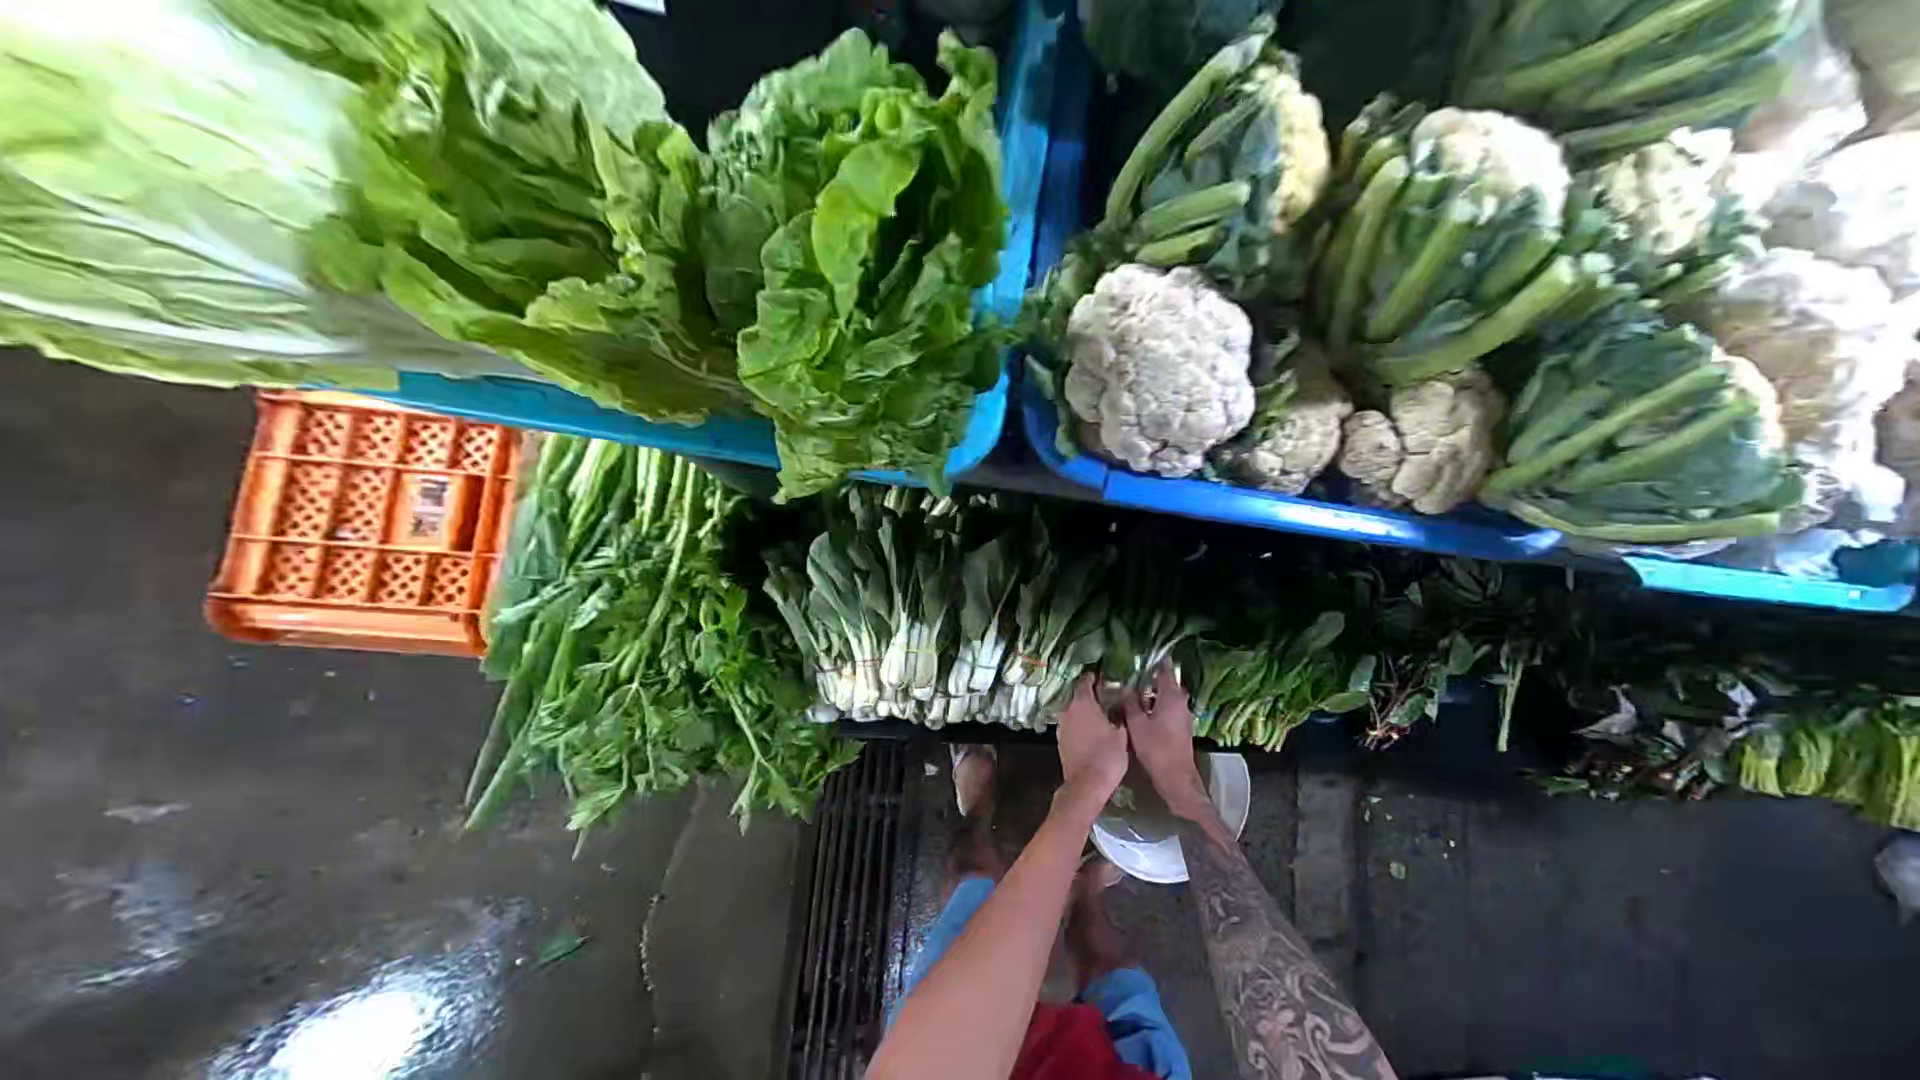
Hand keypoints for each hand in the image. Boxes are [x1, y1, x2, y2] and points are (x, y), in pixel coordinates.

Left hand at [1055, 673, 1128, 817]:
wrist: (1086, 784)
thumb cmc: (1107, 756)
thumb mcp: (1121, 734)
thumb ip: (1119, 716)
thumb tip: (1120, 707)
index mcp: (1082, 703)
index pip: (1085, 681)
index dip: (1093, 678)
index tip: (1102, 677)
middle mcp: (1067, 711)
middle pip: (1077, 696)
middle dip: (1090, 695)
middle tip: (1106, 697)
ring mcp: (1061, 726)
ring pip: (1073, 712)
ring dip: (1084, 711)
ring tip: (1100, 714)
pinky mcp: (1060, 741)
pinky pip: (1071, 726)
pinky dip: (1080, 725)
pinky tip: (1091, 731)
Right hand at [1123, 663, 1209, 821]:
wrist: (1175, 777)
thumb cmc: (1156, 748)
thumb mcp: (1137, 723)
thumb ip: (1130, 703)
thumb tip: (1123, 688)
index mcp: (1171, 697)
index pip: (1165, 671)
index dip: (1156, 661)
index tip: (1144, 654)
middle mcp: (1180, 703)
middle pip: (1166, 684)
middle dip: (1150, 679)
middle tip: (1131, 674)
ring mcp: (1182, 716)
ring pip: (1166, 697)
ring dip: (1152, 694)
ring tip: (1131, 691)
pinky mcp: (1180, 727)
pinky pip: (1167, 709)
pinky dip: (1155, 706)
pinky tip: (1140, 711)